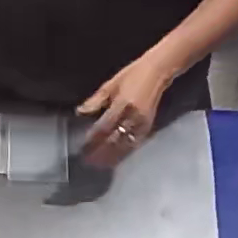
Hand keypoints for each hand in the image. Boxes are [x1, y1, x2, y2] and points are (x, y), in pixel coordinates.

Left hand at [76, 54, 175, 168]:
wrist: (157, 73)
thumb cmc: (132, 76)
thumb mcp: (111, 84)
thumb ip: (96, 100)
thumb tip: (80, 112)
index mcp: (122, 104)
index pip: (104, 127)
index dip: (93, 139)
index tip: (83, 148)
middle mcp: (132, 116)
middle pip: (113, 140)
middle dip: (100, 152)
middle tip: (88, 161)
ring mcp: (141, 124)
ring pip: (123, 146)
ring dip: (110, 156)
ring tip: (99, 164)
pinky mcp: (147, 129)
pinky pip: (133, 145)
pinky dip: (122, 154)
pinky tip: (114, 159)